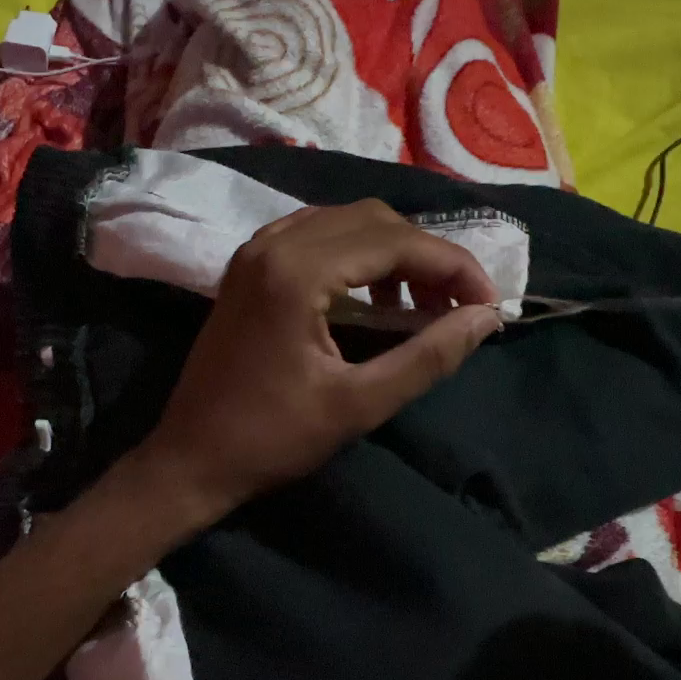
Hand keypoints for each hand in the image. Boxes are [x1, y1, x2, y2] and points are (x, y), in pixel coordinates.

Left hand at [132, 199, 503, 521]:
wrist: (192, 459)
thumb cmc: (271, 440)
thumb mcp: (357, 405)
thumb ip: (427, 357)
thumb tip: (485, 319)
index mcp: (297, 272)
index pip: (396, 243)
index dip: (454, 267)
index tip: (488, 305)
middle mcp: (273, 244)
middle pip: (373, 221)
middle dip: (425, 258)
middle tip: (454, 309)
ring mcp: (254, 252)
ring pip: (343, 223)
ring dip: (390, 254)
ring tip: (416, 308)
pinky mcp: (246, 268)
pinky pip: (314, 237)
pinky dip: (352, 256)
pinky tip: (368, 297)